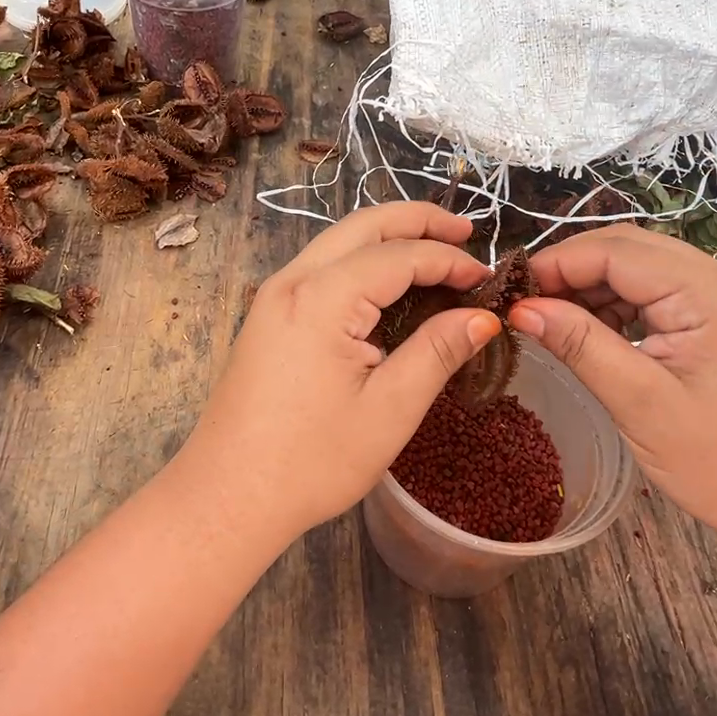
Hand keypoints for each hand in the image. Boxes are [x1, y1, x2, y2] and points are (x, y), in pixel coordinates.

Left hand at [177, 202, 502, 537]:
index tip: (488, 279)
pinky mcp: (267, 316)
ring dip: (387, 237)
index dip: (448, 260)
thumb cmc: (310, 462)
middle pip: (362, 227)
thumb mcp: (389, 409)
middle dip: (417, 220)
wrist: (228, 495)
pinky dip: (361, 261)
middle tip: (466, 231)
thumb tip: (482, 317)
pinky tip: (388, 282)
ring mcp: (273, 296)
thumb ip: (437, 351)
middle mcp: (292, 282)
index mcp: (322, 298)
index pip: (398, 256)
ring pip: (338, 242)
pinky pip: (321, 267)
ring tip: (435, 246)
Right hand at [508, 225, 716, 550]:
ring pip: (648, 269)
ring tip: (560, 325)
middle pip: (632, 249)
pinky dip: (627, 306)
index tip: (511, 294)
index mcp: (710, 292)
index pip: (615, 250)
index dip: (557, 264)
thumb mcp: (640, 403)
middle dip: (574, 270)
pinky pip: (668, 295)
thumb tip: (521, 307)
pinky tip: (603, 336)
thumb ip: (580, 344)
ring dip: (598, 287)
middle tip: (529, 306)